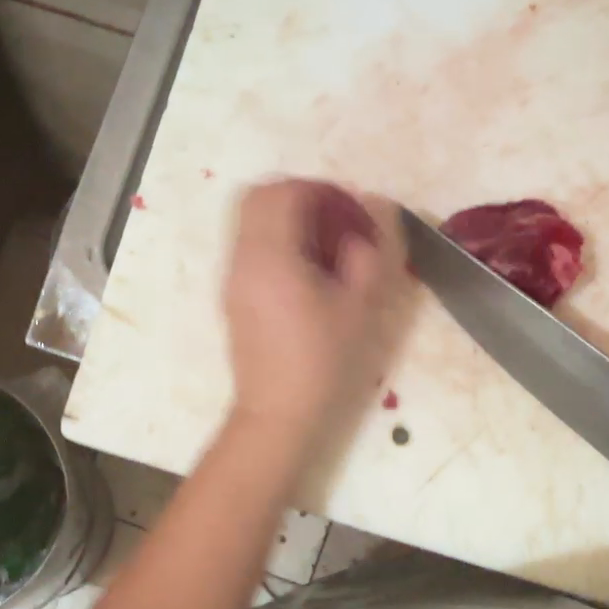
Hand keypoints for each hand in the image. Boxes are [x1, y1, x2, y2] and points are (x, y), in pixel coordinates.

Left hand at [221, 178, 406, 448]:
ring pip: (252, 226)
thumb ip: (373, 247)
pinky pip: (252, 254)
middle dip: (301, 200)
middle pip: (258, 200)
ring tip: (328, 256)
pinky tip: (311, 283)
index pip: (281, 191)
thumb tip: (376, 206)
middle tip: (338, 226)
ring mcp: (232, 283)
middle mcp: (241, 261)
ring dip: (289, 225)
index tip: (350, 215)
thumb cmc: (324, 364)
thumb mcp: (362, 305)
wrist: (278, 418)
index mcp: (268, 256)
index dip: (320, 190)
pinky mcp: (234, 303)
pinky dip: (279, 250)